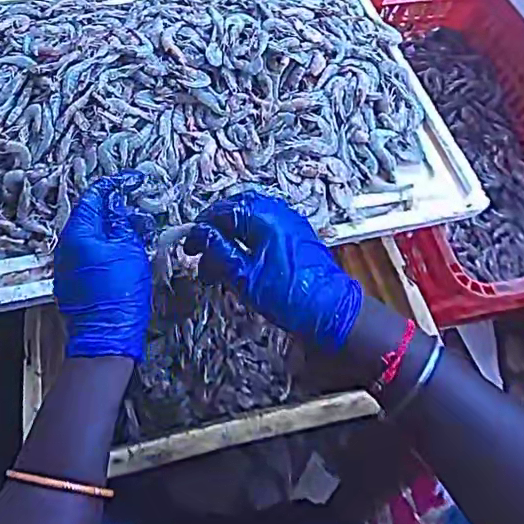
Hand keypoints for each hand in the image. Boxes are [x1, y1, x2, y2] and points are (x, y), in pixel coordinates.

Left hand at [55, 171, 153, 360]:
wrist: (106, 339)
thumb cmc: (119, 294)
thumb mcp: (128, 249)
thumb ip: (121, 222)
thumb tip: (118, 204)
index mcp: (77, 232)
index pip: (93, 196)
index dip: (114, 186)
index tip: (131, 181)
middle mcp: (65, 246)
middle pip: (89, 216)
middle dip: (112, 208)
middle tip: (135, 204)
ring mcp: (66, 265)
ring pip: (90, 236)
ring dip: (110, 229)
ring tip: (134, 228)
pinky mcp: (72, 282)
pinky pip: (88, 255)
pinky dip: (104, 248)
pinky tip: (122, 252)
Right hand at [190, 191, 361, 350]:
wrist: (334, 313)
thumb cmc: (287, 295)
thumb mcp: (244, 275)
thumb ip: (217, 250)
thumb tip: (197, 234)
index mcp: (261, 214)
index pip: (219, 212)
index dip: (200, 231)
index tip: (189, 249)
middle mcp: (275, 210)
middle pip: (233, 212)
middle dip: (215, 234)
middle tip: (202, 258)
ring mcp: (288, 220)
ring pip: (247, 221)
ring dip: (230, 239)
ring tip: (221, 265)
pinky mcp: (295, 234)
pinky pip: (262, 228)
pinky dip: (247, 241)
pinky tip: (242, 263)